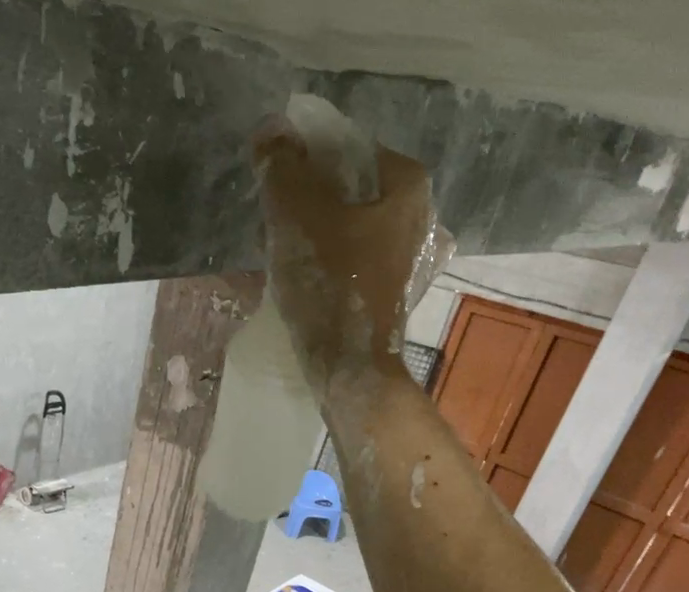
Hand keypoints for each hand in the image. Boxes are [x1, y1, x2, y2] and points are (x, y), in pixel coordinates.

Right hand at [252, 116, 437, 393]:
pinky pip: (351, 258)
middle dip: (308, 197)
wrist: (349, 365)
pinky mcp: (390, 292)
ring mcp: (408, 257)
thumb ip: (281, 168)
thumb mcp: (297, 216)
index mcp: (407, 185)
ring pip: (349, 224)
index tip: (275, 178)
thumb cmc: (330, 284)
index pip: (349, 146)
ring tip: (278, 247)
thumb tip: (270, 130)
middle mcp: (418, 215)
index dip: (306, 156)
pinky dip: (325, 259)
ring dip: (312, 230)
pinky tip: (299, 275)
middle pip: (350, 188)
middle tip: (273, 215)